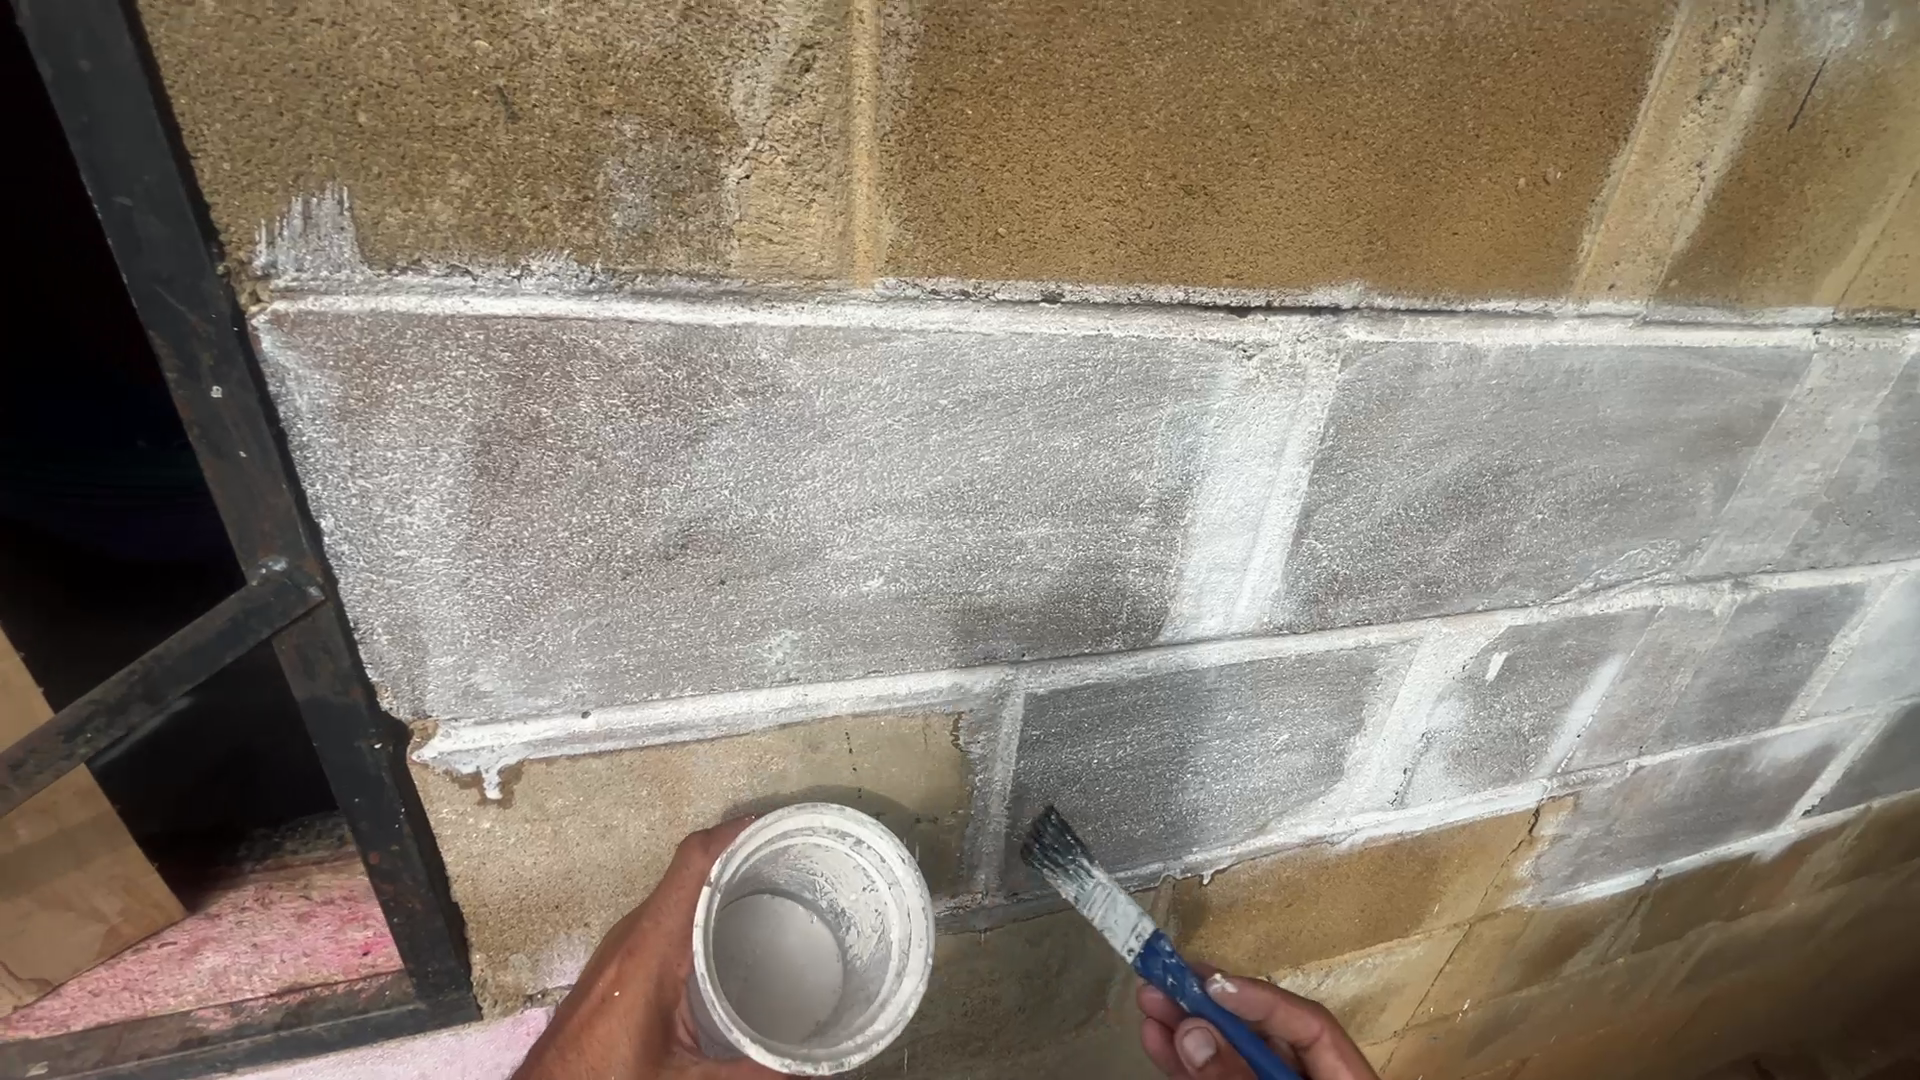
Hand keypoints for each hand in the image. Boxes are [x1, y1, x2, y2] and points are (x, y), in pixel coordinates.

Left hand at [512, 817, 787, 1078]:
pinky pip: (666, 914)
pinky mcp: (618, 961)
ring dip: (720, 880)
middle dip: (741, 855)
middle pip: (690, 868)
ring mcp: (622, 944)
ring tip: (770, 888)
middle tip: (791, 860)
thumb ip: (752, 1073)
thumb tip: (814, 1071)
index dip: (734, 833)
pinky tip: (729, 933)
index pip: (693, 861)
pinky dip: (701, 906)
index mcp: (652, 947)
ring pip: (678, 890)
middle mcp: (635, 933)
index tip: (776, 825)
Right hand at [1137, 965, 1379, 1079]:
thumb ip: (1241, 1079)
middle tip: (1164, 977)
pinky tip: (1157, 1039)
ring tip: (1148, 1001)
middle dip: (1208, 1006)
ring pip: (1231, 1055)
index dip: (1260, 997)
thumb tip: (1195, 1031)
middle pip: (1263, 1034)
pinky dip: (1184, 1063)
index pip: (1312, 1024)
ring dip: (1186, 1028)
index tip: (1211, 982)